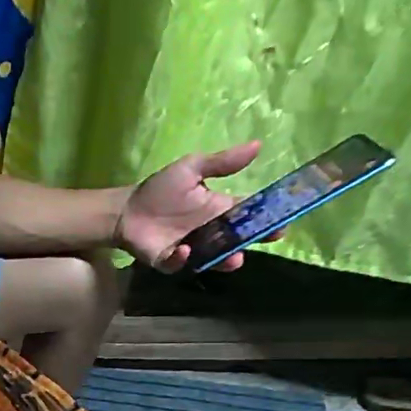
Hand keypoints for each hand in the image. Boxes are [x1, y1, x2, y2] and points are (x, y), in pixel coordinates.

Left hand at [114, 140, 274, 272]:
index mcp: (218, 210)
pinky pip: (178, 264)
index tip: (282, 221)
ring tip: (234, 259)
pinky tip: (184, 250)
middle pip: (235, 240)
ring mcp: (191, 249)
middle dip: (251, 242)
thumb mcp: (192, 168)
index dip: (264, 218)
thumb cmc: (160, 189)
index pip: (246, 215)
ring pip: (212, 258)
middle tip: (266, 240)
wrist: (128, 209)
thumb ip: (222, 162)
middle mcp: (209, 233)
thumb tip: (258, 145)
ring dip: (223, 259)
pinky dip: (182, 260)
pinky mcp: (169, 261)